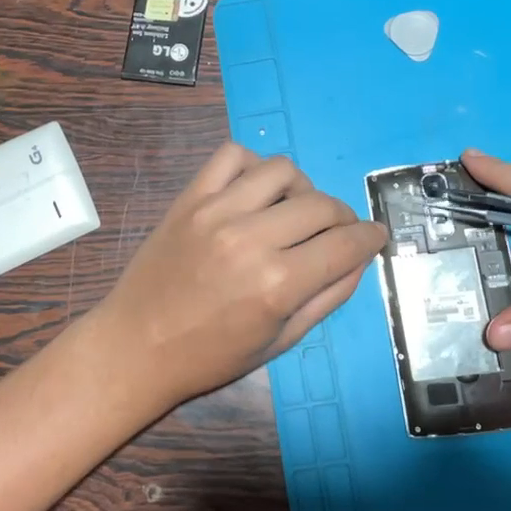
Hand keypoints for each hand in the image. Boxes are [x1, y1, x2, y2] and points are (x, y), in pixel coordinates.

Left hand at [90, 143, 387, 405]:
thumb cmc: (211, 356)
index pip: (346, 244)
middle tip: (337, 233)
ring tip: (294, 210)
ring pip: (283, 170)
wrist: (136, 346)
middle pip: (321, 205)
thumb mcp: (281, 340)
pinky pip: (232, 155)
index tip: (375, 236)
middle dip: (343, 218)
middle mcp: (251, 239)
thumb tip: (360, 259)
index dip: (370, 238)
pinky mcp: (190, 197)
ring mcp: (217, 211)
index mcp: (278, 284)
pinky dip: (253, 166)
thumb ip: (328, 296)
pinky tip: (255, 190)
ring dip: (302, 189)